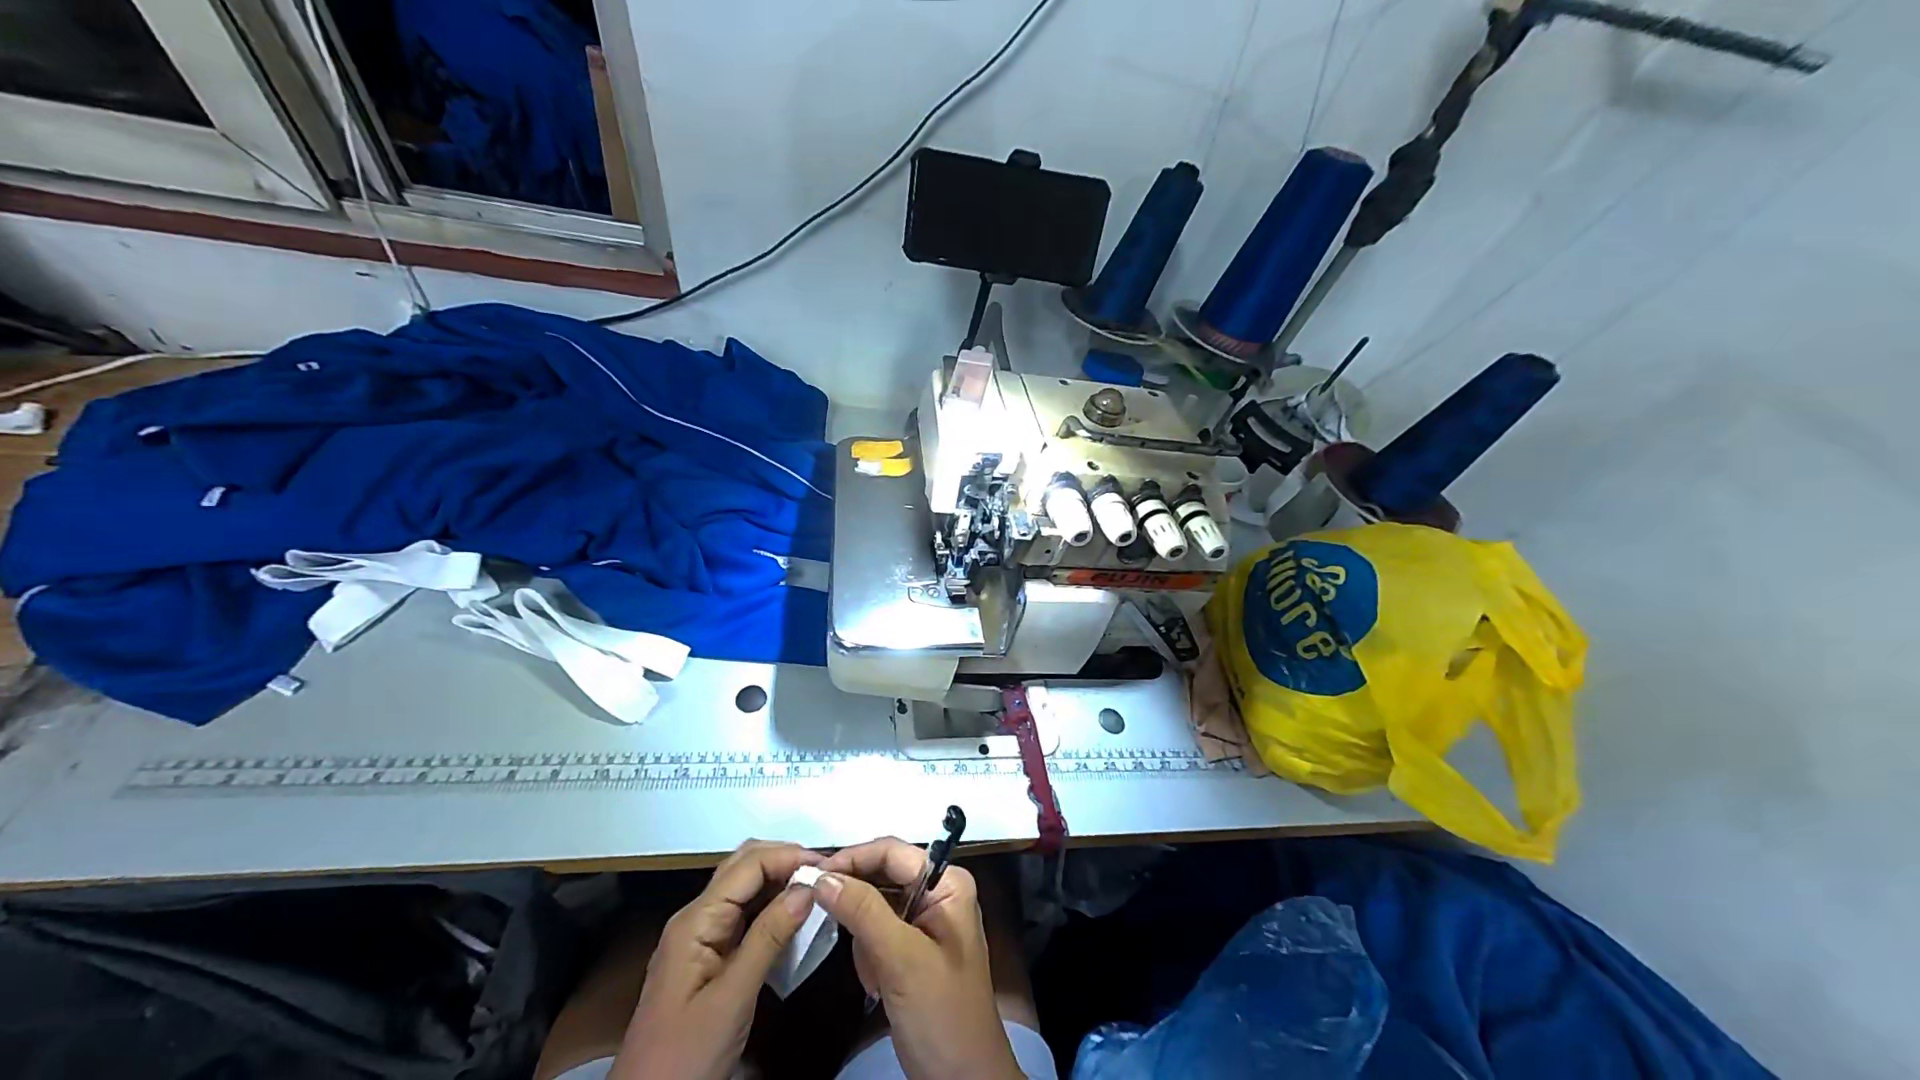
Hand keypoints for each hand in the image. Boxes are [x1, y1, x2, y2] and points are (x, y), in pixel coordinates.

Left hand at [613, 840, 822, 1079]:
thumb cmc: (684, 1054)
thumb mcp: (732, 998)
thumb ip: (769, 938)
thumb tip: (807, 889)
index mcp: (696, 920)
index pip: (748, 865)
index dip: (788, 857)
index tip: (828, 867)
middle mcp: (697, 918)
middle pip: (744, 867)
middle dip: (784, 860)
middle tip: (825, 875)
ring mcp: (702, 937)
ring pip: (745, 888)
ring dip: (780, 880)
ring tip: (818, 890)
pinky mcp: (710, 957)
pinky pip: (745, 915)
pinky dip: (772, 906)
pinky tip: (795, 915)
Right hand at [818, 838, 1022, 1079]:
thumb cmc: (942, 1014)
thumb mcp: (902, 959)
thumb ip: (863, 911)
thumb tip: (820, 875)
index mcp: (948, 882)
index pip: (891, 851)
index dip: (852, 858)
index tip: (811, 875)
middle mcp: (939, 892)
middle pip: (881, 875)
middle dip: (858, 907)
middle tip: (834, 928)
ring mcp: (926, 920)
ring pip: (873, 905)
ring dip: (864, 939)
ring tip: (875, 975)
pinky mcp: (912, 947)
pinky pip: (876, 933)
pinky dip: (868, 955)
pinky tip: (878, 983)